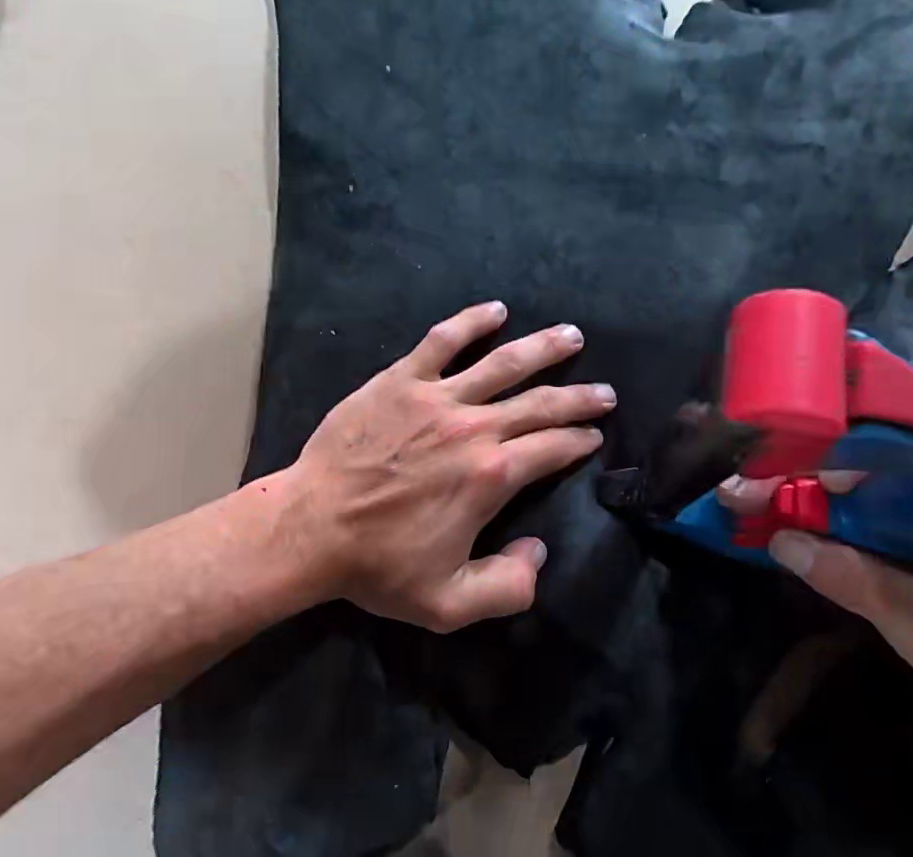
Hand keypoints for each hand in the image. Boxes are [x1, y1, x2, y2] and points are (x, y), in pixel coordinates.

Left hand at [273, 301, 615, 631]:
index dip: (580, 441)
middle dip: (580, 398)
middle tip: (605, 393)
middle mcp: (476, 428)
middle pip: (543, 403)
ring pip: (505, 363)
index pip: (554, 448)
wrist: (307, 531)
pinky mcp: (401, 380)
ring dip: (545, 348)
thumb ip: (509, 588)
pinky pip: (443, 341)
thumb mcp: (448, 605)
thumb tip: (540, 551)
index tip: (594, 436)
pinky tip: (497, 308)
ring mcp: (439, 398)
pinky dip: (472, 322)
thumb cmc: (378, 566)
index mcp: (493, 475)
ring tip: (572, 336)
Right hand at [718, 474, 912, 713]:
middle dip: (809, 462)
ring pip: (862, 469)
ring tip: (748, 491)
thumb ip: (865, 584)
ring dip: (806, 480)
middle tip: (746, 482)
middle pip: (876, 450)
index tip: (793, 466)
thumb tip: (783, 542)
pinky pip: (864, 494)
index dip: (847, 450)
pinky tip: (780, 508)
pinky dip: (821, 502)